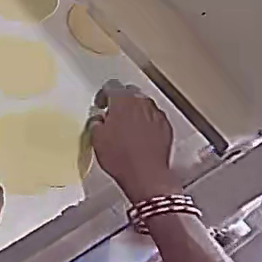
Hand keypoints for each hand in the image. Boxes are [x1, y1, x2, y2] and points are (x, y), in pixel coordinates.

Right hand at [88, 85, 178, 201]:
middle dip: (120, 102)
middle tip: (112, 116)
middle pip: (129, 93)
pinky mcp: (166, 127)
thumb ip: (96, 122)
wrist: (146, 175)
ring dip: (134, 112)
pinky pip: (154, 119)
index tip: (100, 105)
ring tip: (126, 129)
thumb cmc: (120, 156)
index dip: (103, 95)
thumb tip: (98, 120)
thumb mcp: (97, 139)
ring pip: (143, 105)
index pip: (111, 86)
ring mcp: (156, 114)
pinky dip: (146, 124)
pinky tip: (140, 138)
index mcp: (122, 100)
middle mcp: (141, 102)